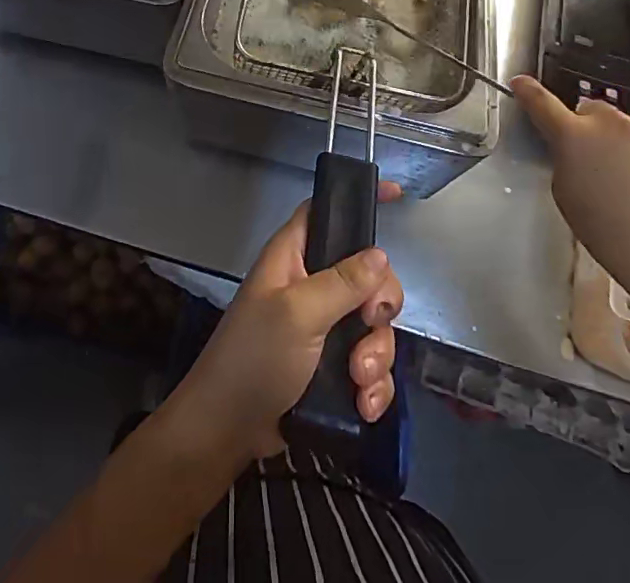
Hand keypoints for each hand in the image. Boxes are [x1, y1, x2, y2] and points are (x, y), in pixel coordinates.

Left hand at [164, 183, 405, 460]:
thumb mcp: (297, 314)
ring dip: (376, 356)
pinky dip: (373, 385)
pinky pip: (370, 364)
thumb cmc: (254, 359)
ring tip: (359, 382)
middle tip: (370, 325)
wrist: (229, 430)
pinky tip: (364, 404)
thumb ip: (341, 282)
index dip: (357, 201)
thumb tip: (380, 253)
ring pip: (373, 325)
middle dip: (379, 306)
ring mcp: (323, 327)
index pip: (326, 212)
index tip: (400, 197)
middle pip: (367, 274)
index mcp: (292, 258)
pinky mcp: (332, 366)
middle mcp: (310, 286)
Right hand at [510, 75, 629, 331]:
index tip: (521, 82)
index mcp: (574, 138)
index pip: (542, 105)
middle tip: (596, 165)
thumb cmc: (615, 238)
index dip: (529, 93)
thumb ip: (566, 164)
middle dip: (589, 131)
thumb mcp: (569, 200)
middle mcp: (614, 125)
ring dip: (626, 145)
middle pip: (593, 113)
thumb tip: (578, 154)